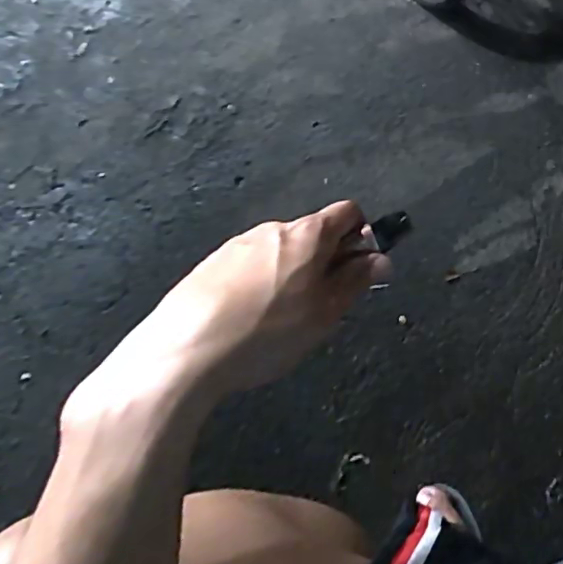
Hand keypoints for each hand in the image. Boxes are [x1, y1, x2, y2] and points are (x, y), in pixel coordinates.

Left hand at [64, 201, 391, 424]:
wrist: (182, 352)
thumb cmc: (266, 332)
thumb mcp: (325, 314)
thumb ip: (356, 281)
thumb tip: (380, 259)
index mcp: (308, 234)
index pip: (348, 212)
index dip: (362, 236)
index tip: (359, 269)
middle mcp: (273, 228)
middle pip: (314, 233)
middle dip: (325, 261)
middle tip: (322, 306)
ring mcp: (238, 244)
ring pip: (280, 251)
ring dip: (292, 274)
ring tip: (280, 322)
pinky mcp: (211, 265)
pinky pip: (250, 266)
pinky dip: (260, 284)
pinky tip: (247, 322)